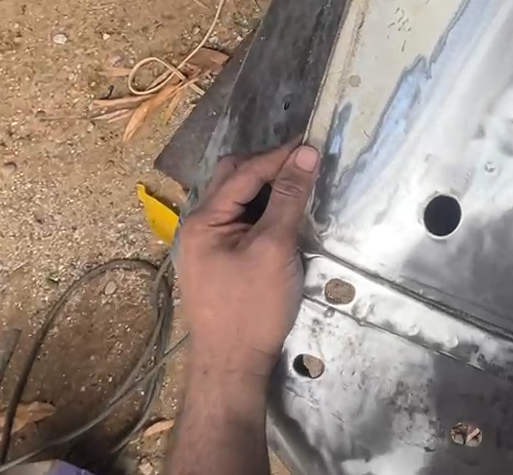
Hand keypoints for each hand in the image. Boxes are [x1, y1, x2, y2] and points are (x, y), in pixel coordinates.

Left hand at [175, 141, 319, 380]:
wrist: (232, 369)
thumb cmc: (252, 307)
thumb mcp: (275, 246)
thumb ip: (290, 196)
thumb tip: (306, 152)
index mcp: (204, 219)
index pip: (245, 171)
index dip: (279, 155)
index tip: (313, 144)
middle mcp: (199, 225)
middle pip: (234, 177)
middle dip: (269, 165)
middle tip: (304, 163)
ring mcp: (207, 243)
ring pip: (238, 197)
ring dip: (267, 186)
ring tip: (299, 182)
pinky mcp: (220, 258)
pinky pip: (241, 217)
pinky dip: (263, 207)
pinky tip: (284, 211)